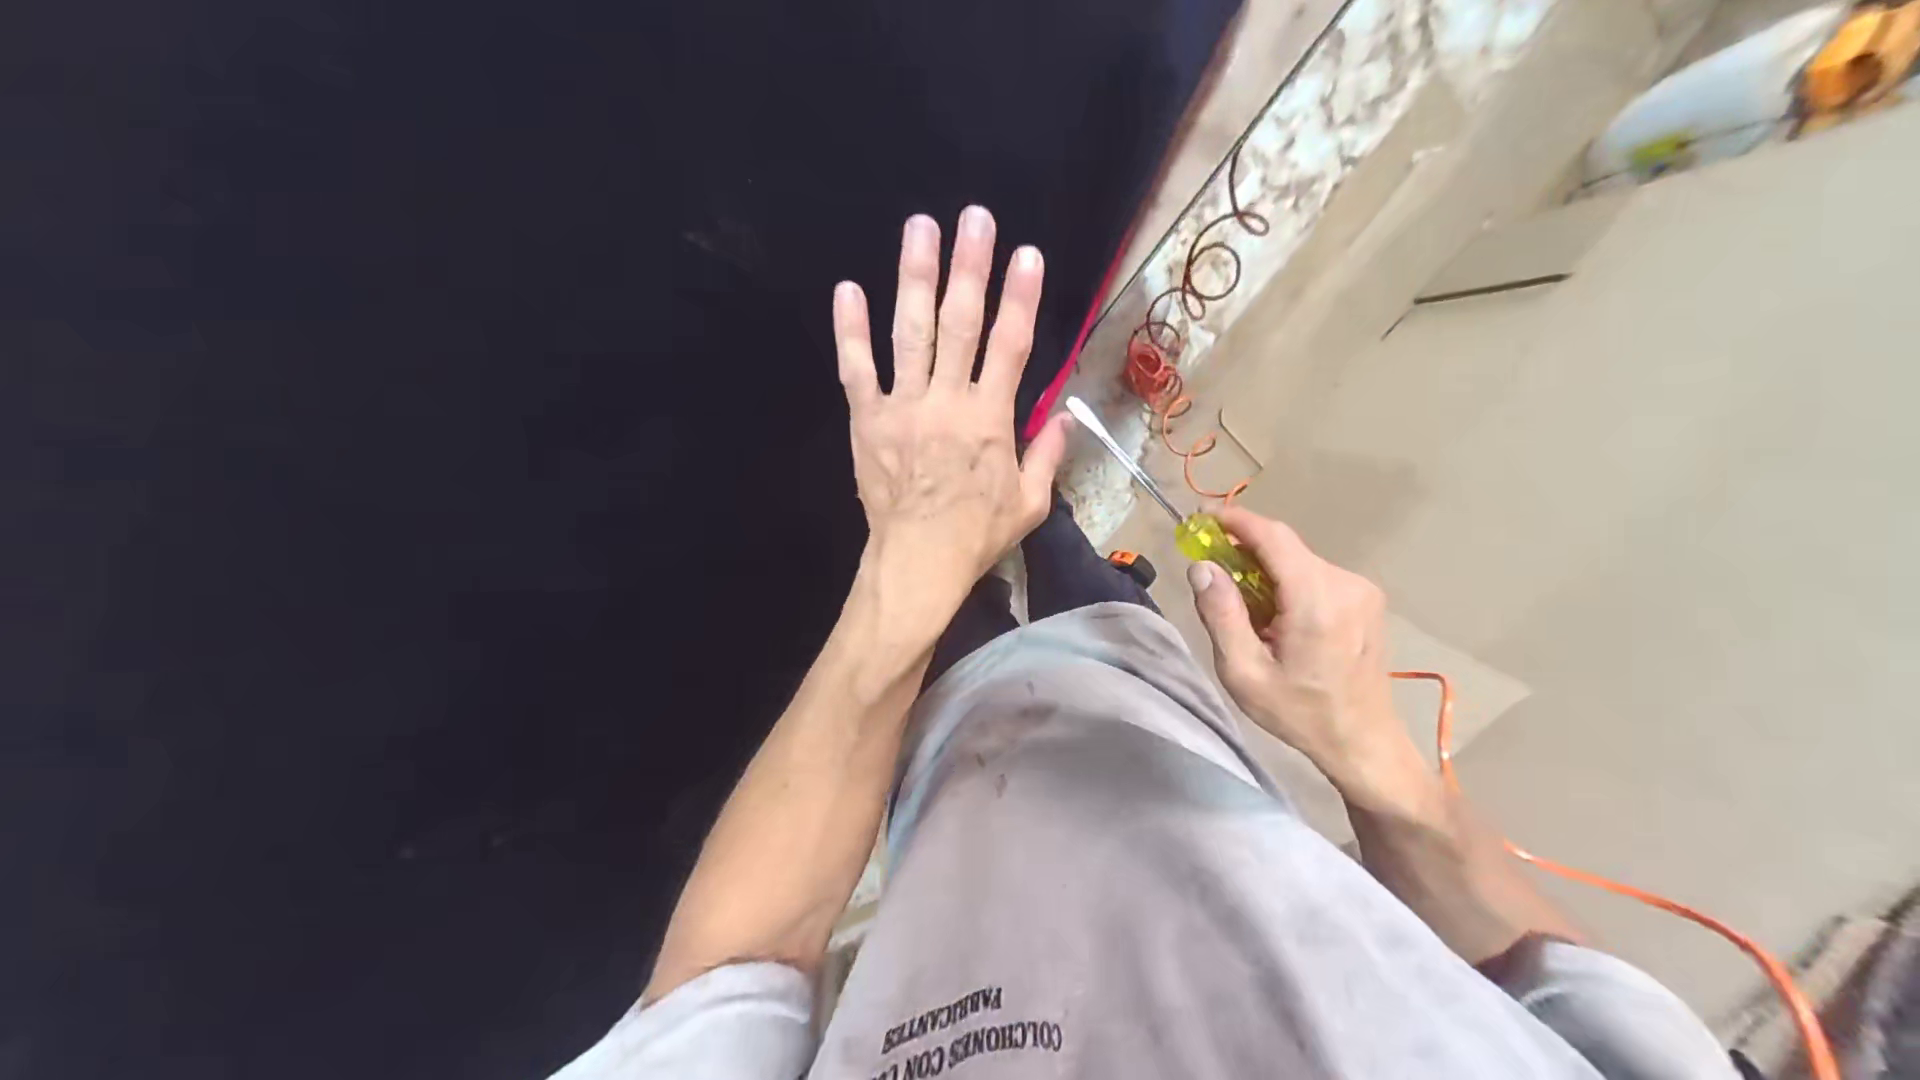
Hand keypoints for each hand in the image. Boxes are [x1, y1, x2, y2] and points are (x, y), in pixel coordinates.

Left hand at [832, 207, 1071, 615]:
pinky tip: (848, 289)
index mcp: (990, 420)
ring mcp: (903, 407)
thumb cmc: (976, 535)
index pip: (1011, 345)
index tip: (1027, 255)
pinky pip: (857, 369)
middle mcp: (947, 401)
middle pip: (960, 324)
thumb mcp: (1030, 503)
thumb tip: (1066, 418)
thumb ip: (1048, 456)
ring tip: (919, 228)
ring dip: (914, 277)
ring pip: (910, 333)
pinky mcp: (867, 420)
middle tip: (974, 218)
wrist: (917, 561)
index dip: (1020, 297)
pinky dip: (851, 330)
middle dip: (969, 267)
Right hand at [1187, 505, 1419, 802]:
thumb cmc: (1299, 712)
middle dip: (1243, 552)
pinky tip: (1274, 617)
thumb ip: (1221, 615)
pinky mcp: (1364, 599)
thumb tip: (1202, 567)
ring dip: (1263, 571)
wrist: (1364, 742)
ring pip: (1297, 560)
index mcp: (1317, 601)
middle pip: (1284, 548)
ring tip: (1244, 610)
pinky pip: (1313, 574)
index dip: (1235, 521)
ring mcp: (1360, 590)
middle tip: (1210, 574)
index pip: (1274, 537)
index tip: (1201, 521)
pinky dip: (1285, 582)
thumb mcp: (1244, 672)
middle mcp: (1345, 584)